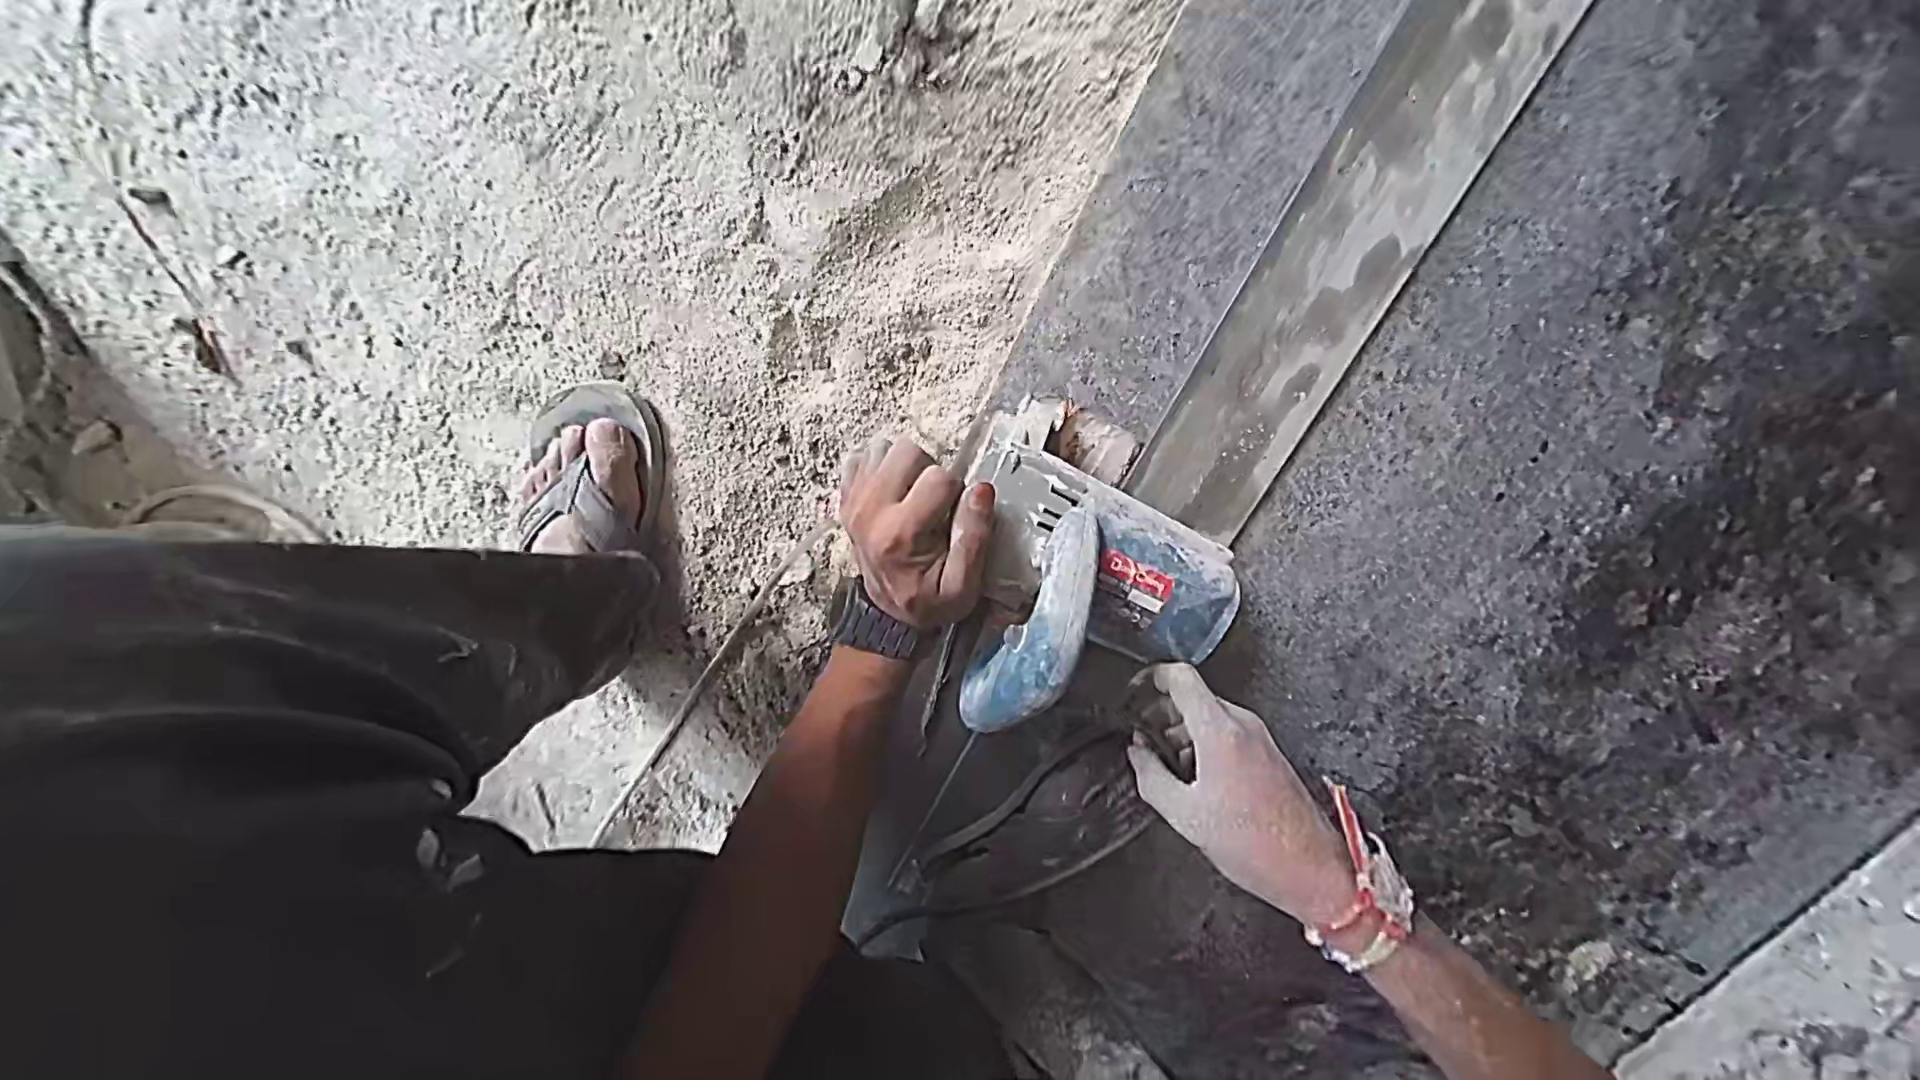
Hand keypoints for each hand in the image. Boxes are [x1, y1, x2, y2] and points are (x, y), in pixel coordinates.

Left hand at [838, 437, 994, 629]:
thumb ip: (975, 538)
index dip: (957, 493)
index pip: (940, 478)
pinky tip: (893, 493)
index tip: (952, 518)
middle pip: (908, 451)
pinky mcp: (846, 498)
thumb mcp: (964, 587)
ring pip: (885, 448)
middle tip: (934, 504)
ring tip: (913, 497)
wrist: (889, 613)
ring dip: (906, 467)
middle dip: (930, 472)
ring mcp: (854, 501)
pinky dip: (882, 468)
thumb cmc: (930, 600)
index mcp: (899, 533)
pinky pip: (863, 457)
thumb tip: (981, 490)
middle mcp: (870, 510)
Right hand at [1126, 664, 1357, 926]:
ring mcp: (1258, 737)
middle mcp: (1242, 725)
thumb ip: (1150, 775)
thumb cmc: (1256, 846)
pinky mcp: (1266, 751)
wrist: (1312, 870)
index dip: (1152, 678)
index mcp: (1220, 731)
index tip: (1136, 690)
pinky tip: (1195, 777)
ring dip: (1182, 730)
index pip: (1181, 677)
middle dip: (1162, 713)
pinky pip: (1225, 730)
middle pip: (1192, 695)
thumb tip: (1138, 754)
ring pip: (1208, 713)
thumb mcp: (1184, 814)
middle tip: (1145, 737)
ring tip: (1168, 763)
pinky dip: (1202, 742)